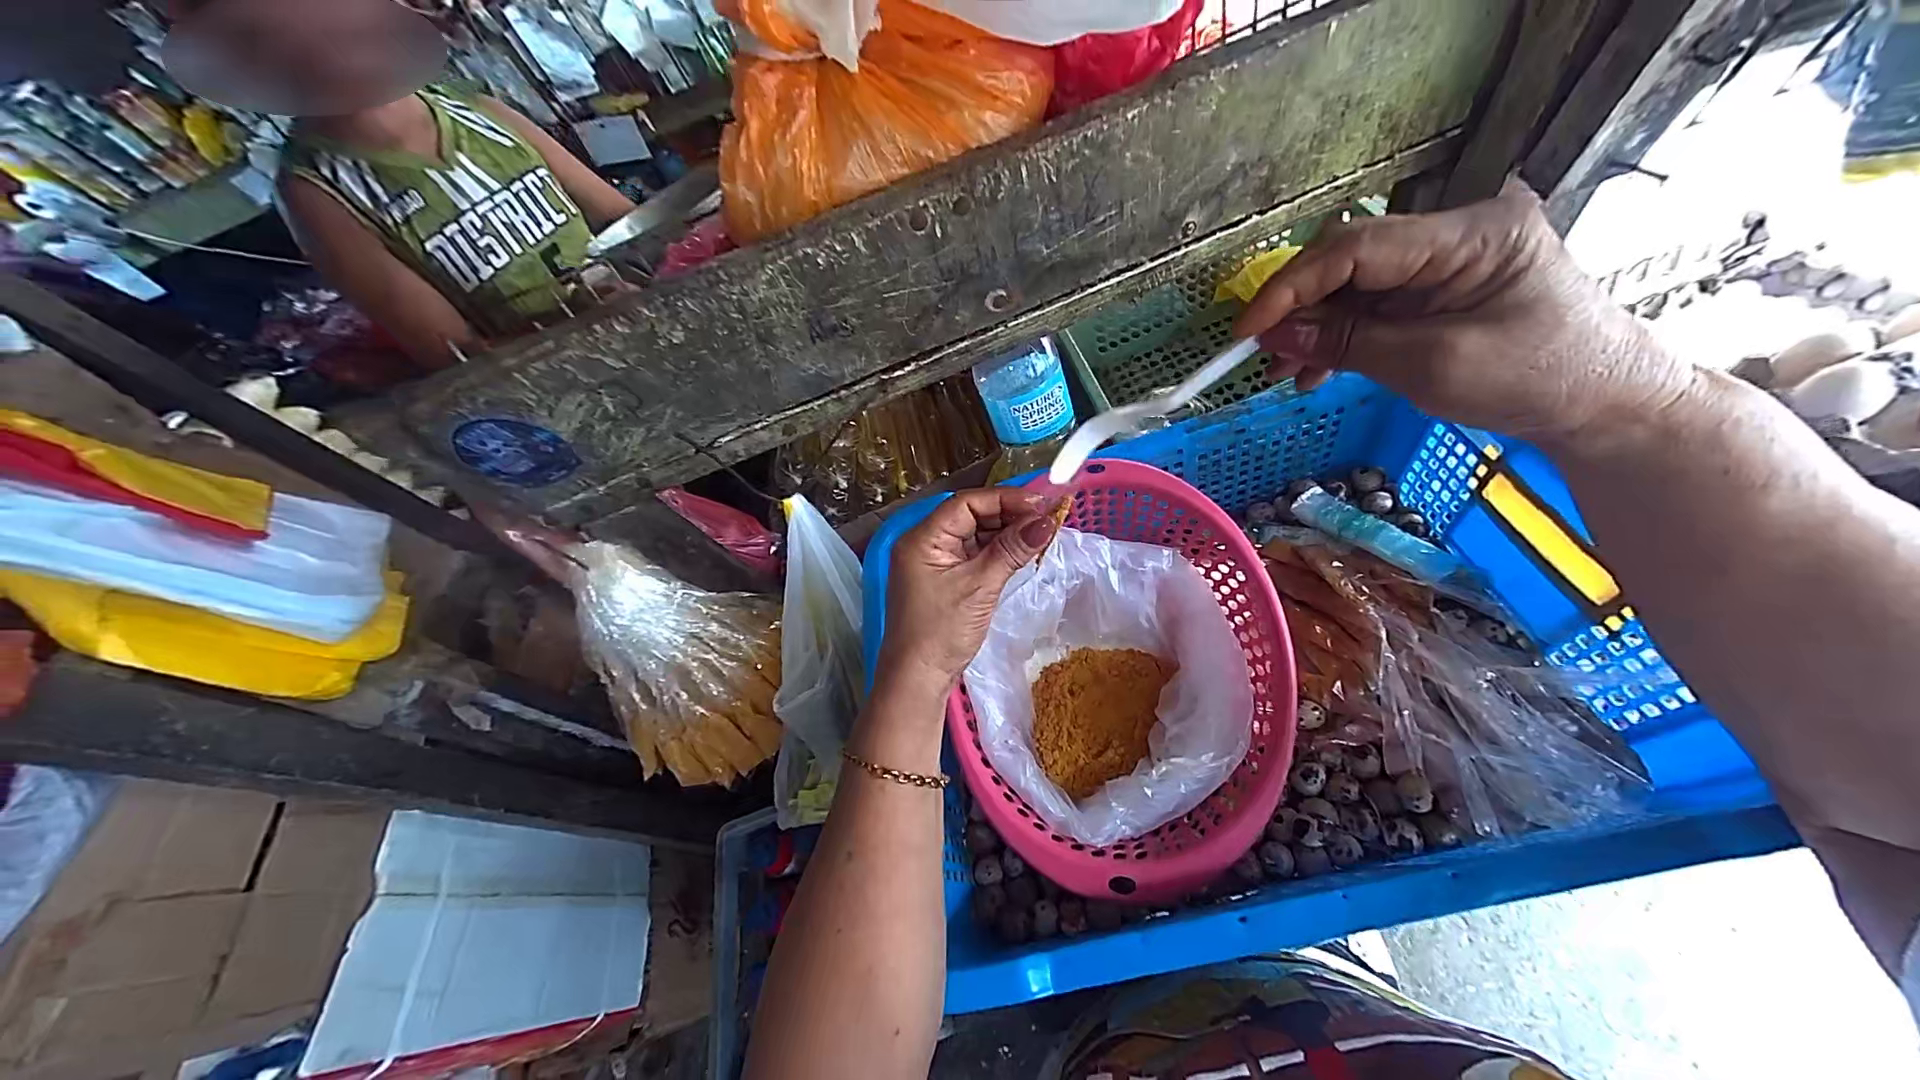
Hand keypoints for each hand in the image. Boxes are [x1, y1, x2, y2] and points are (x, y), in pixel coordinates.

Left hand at [878, 488, 1060, 689]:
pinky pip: (974, 553)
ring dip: (1007, 532)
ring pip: (976, 533)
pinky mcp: (945, 578)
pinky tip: (1022, 550)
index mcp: (923, 538)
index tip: (1041, 503)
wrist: (917, 678)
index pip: (967, 503)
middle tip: (1047, 518)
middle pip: (972, 514)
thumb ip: (1012, 550)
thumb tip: (1047, 522)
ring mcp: (935, 561)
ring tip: (1041, 532)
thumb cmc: (941, 632)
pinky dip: (998, 550)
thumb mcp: (980, 587)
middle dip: (1010, 514)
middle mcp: (925, 543)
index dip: (1006, 498)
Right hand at [1232, 179, 1694, 449]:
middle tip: (1260, 355)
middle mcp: (1450, 234)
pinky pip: (1364, 309)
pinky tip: (1311, 373)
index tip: (1246, 330)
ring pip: (1347, 287)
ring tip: (1282, 373)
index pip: (1356, 247)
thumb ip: (1349, 345)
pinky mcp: (1430, 293)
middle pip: (1346, 261)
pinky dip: (1332, 341)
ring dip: (1309, 329)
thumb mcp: (1433, 365)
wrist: (1598, 403)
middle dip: (1296, 308)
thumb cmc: (1534, 378)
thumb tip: (1275, 338)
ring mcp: (1439, 264)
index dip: (1291, 286)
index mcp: (1470, 233)